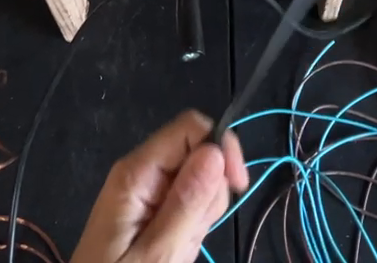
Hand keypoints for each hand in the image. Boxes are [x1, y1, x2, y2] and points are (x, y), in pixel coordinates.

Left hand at [68, 111, 249, 262]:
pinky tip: (178, 249)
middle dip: (211, 189)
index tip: (238, 185)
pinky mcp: (154, 211)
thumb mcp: (156, 254)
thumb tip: (216, 149)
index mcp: (137, 171)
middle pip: (197, 151)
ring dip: (202, 212)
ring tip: (181, 248)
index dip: (220, 146)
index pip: (190, 127)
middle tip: (194, 232)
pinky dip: (193, 225)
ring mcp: (148, 192)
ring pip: (198, 179)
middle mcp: (143, 172)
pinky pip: (188, 203)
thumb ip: (186, 202)